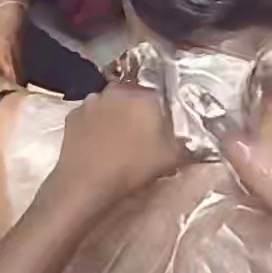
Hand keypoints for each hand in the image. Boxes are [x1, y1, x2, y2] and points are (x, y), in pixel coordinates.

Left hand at [45, 84, 185, 208]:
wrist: (86, 182)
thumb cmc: (132, 167)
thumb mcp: (172, 158)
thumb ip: (188, 143)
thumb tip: (199, 139)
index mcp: (143, 95)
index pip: (159, 92)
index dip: (162, 109)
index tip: (162, 125)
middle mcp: (115, 90)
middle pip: (132, 96)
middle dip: (138, 110)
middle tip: (142, 133)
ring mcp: (90, 101)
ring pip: (109, 104)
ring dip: (115, 115)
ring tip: (118, 139)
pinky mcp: (71, 116)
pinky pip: (90, 116)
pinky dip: (95, 125)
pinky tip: (98, 143)